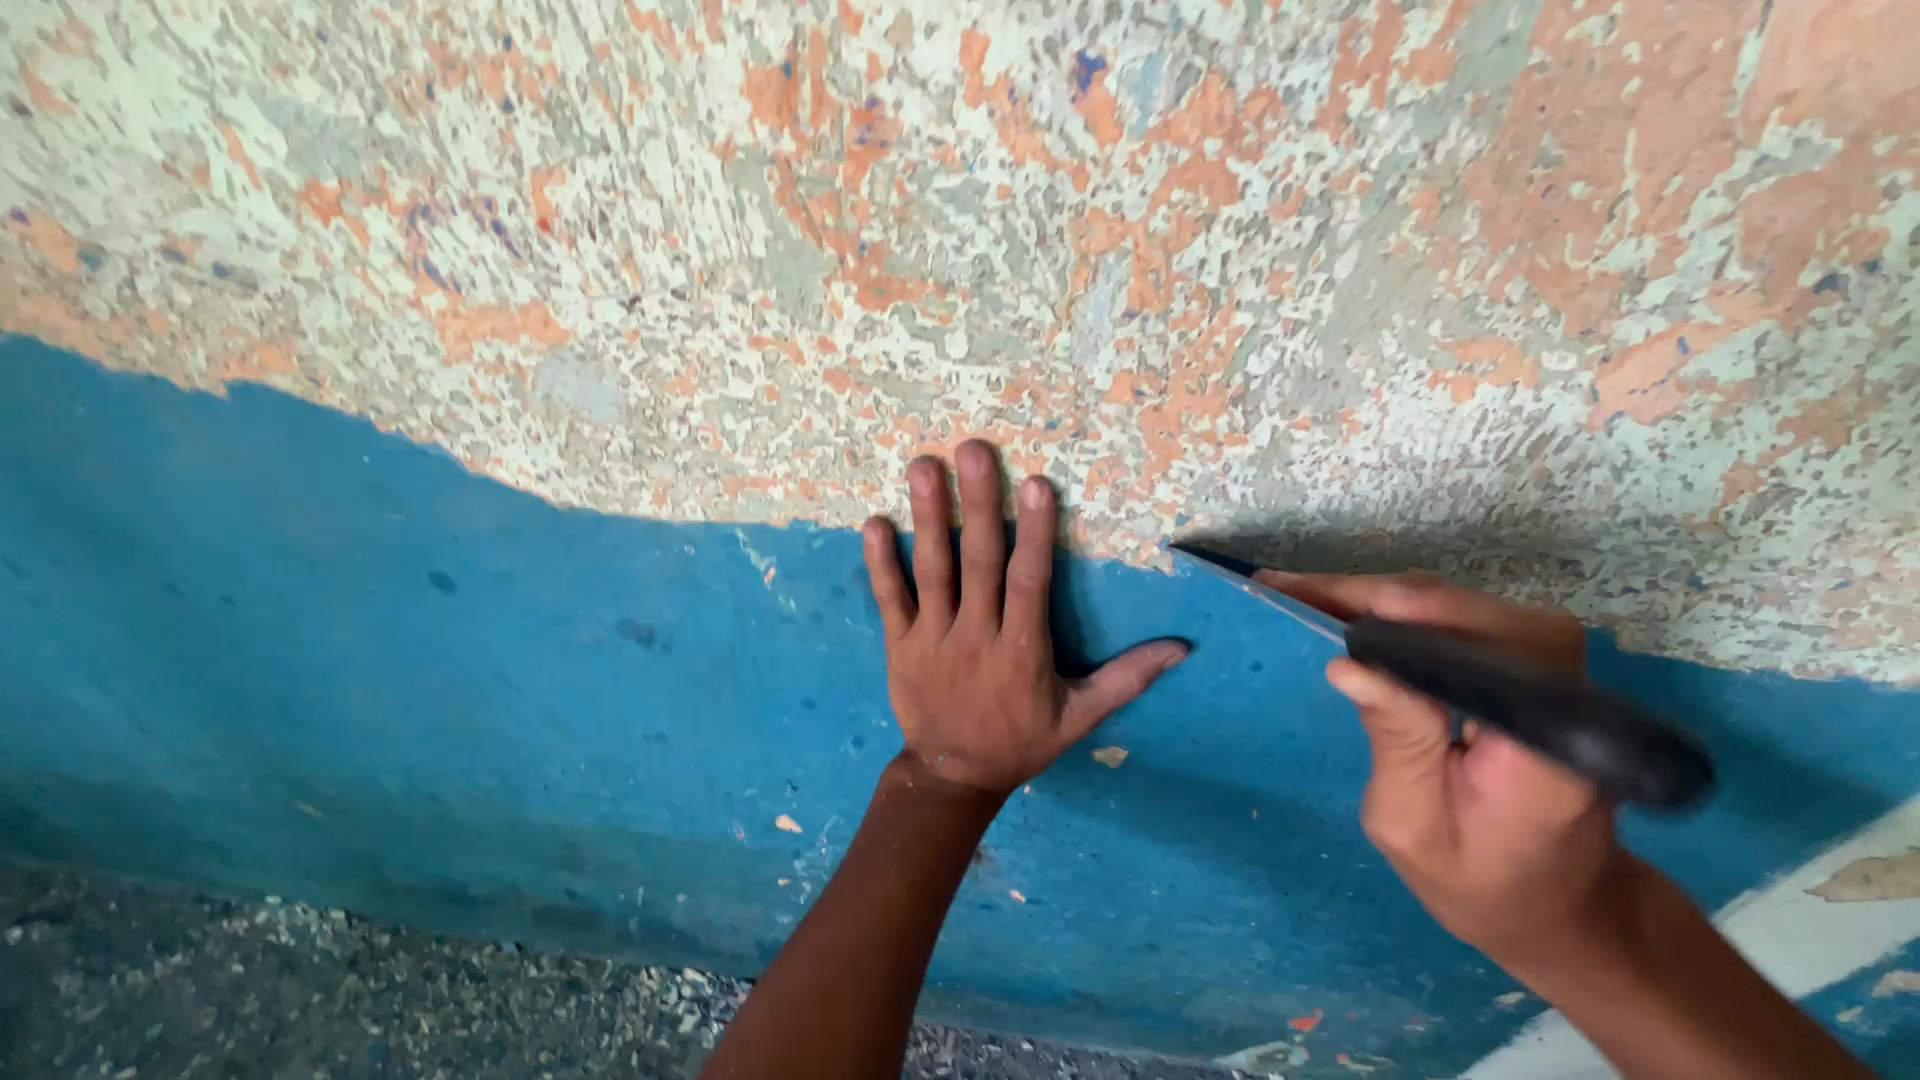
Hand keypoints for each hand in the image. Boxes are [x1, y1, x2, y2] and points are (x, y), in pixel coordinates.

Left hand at [862, 441, 1186, 795]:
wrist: (953, 776)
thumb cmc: (1022, 741)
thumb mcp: (1081, 717)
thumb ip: (1127, 678)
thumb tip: (1181, 649)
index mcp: (1022, 651)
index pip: (1030, 583)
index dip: (1034, 534)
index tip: (1036, 484)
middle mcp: (976, 637)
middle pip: (978, 563)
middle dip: (977, 505)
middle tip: (972, 451)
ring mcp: (932, 639)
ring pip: (932, 572)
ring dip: (928, 518)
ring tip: (922, 468)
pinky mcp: (900, 645)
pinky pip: (889, 599)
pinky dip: (880, 563)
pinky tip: (875, 522)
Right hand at [1259, 570, 1626, 966]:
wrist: (1558, 901)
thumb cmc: (1480, 880)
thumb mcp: (1413, 824)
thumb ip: (1395, 740)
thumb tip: (1345, 665)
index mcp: (1540, 736)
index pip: (1460, 642)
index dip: (1382, 611)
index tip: (1302, 598)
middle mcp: (1563, 687)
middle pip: (1454, 609)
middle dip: (1363, 595)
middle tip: (1281, 589)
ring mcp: (1557, 670)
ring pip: (1453, 605)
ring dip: (1373, 599)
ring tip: (1300, 595)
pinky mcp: (1536, 667)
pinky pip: (1458, 620)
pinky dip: (1397, 613)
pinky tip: (1345, 612)